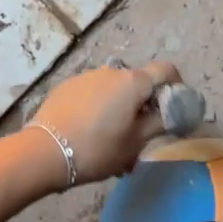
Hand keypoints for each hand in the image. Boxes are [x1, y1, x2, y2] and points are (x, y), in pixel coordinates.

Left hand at [27, 61, 178, 185]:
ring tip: (111, 141)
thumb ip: (158, 123)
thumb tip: (171, 112)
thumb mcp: (135, 143)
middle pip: (137, 83)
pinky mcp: (67, 85)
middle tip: (139, 136)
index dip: (176, 86)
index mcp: (132, 82)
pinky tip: (89, 133)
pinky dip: (98, 108)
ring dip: (119, 109)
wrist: (46, 150)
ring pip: (113, 90)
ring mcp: (87, 76)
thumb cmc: (98, 149)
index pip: (166, 70)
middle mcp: (111, 71)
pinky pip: (92, 93)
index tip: (174, 108)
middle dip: (143, 106)